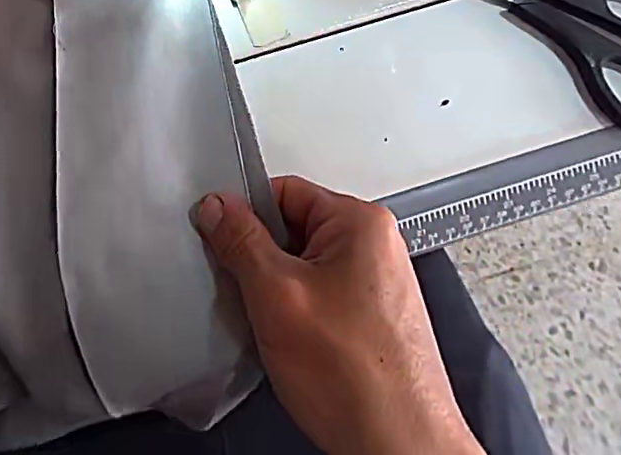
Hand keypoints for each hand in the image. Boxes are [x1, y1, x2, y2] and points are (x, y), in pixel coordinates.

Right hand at [193, 177, 480, 454]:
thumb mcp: (276, 295)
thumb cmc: (360, 381)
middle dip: (264, 259)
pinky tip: (297, 341)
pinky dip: (299, 310)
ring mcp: (377, 282)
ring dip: (280, 289)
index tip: (223, 236)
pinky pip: (320, 292)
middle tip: (254, 294)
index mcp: (361, 222)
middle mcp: (376, 245)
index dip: (246, 214)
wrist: (402, 454)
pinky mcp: (373, 314)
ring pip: (303, 264)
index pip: (284, 191)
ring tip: (281, 326)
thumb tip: (218, 207)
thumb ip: (240, 241)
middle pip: (293, 228)